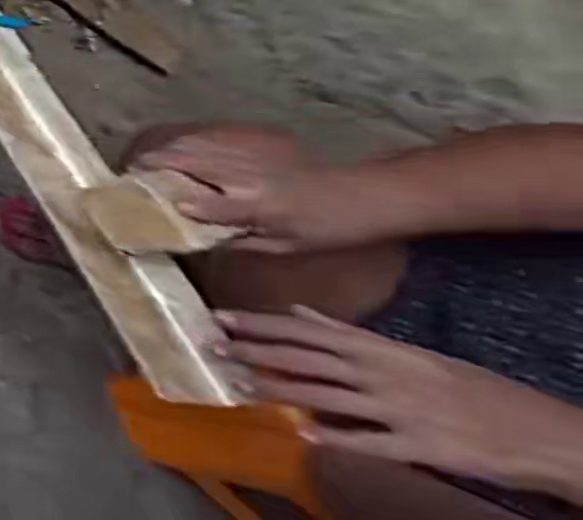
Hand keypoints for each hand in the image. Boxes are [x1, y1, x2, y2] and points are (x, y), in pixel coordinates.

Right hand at [134, 138, 385, 252]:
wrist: (363, 196)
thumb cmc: (326, 230)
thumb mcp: (286, 247)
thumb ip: (238, 241)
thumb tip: (195, 238)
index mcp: (256, 207)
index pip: (206, 204)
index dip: (175, 202)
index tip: (144, 203)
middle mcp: (243, 178)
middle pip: (185, 162)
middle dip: (151, 166)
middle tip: (128, 176)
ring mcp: (243, 157)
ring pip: (188, 145)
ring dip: (159, 151)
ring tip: (139, 161)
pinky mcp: (246, 146)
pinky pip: (202, 139)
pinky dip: (178, 143)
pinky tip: (168, 148)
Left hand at [219, 307, 582, 501]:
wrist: (549, 434)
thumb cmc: (471, 387)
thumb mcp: (407, 352)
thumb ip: (347, 332)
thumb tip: (298, 312)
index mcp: (375, 349)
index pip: (302, 330)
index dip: (258, 323)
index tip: (219, 317)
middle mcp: (379, 374)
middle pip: (302, 359)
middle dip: (254, 352)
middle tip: (212, 346)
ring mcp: (399, 411)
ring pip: (324, 397)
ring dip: (278, 391)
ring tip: (239, 386)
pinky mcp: (423, 448)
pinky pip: (370, 442)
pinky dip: (337, 437)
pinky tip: (305, 433)